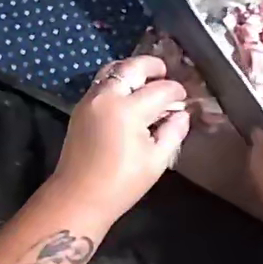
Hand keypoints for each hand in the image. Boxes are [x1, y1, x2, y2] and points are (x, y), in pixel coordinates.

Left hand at [50, 55, 190, 220]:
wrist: (78, 197)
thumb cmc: (121, 184)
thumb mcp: (157, 161)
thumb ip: (173, 132)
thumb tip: (182, 114)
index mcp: (128, 110)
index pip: (161, 89)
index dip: (177, 91)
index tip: (184, 98)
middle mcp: (107, 97)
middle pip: (132, 67)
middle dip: (152, 66)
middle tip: (165, 73)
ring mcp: (90, 100)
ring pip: (112, 70)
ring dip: (132, 71)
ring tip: (146, 81)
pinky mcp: (80, 107)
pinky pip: (101, 83)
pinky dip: (117, 81)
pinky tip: (129, 96)